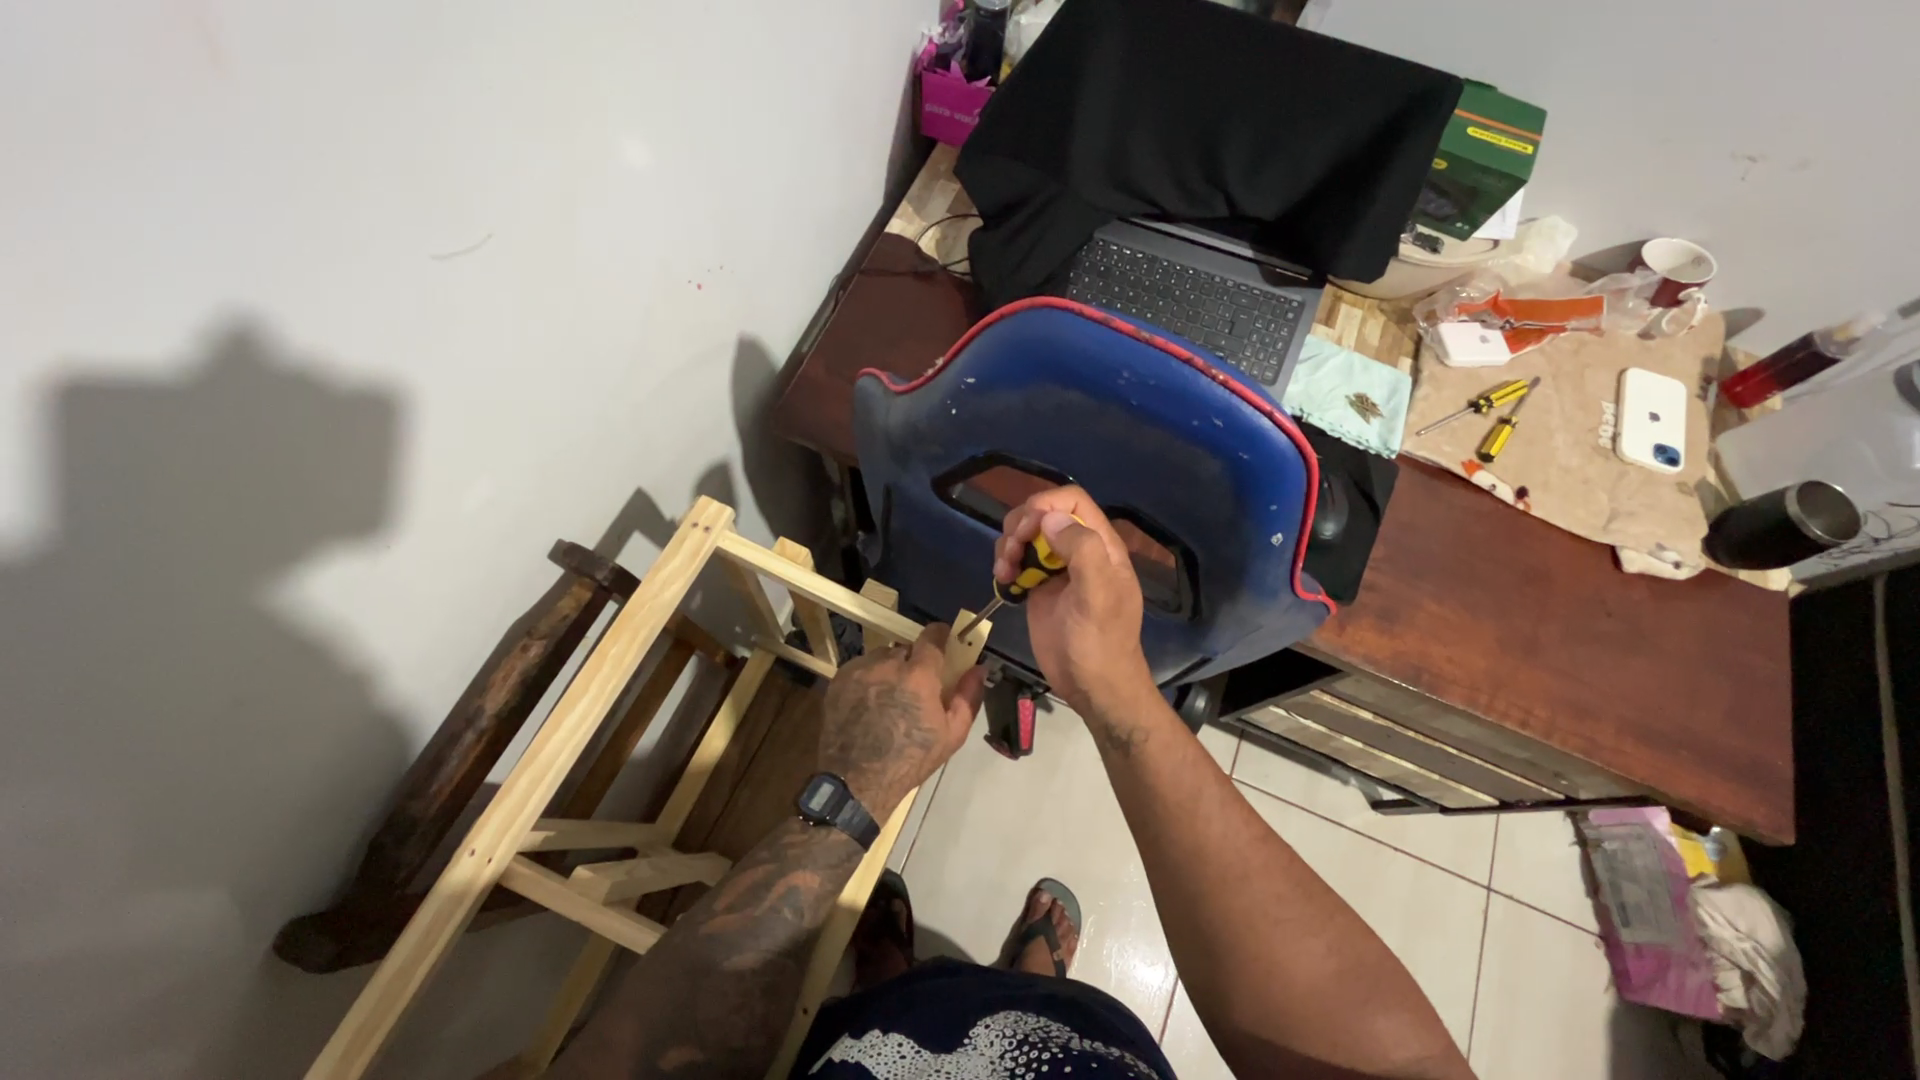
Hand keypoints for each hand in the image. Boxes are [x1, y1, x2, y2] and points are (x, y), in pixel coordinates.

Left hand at [819, 624, 987, 818]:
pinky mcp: (839, 680)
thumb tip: (979, 668)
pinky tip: (870, 703)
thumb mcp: (951, 734)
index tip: (946, 639)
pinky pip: (861, 668)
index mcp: (918, 675)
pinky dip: (869, 678)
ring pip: (882, 657)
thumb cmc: (911, 760)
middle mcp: (887, 664)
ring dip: (890, 668)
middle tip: (916, 686)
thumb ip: (968, 696)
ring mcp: (860, 670)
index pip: (932, 636)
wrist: (857, 780)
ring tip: (890, 696)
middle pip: (906, 648)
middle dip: (914, 662)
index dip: (941, 635)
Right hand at [995, 486, 1155, 717]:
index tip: (1028, 528)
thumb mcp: (1098, 594)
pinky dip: (1004, 563)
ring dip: (1008, 544)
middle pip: (1044, 513)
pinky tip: (1003, 581)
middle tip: (1013, 552)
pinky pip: (1017, 561)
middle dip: (1021, 525)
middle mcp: (1078, 551)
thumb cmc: (1099, 642)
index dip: (1046, 504)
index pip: (1073, 500)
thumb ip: (1082, 549)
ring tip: (1005, 570)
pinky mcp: (1038, 588)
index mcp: (1101, 546)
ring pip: (1026, 535)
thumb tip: (1050, 518)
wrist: (1092, 687)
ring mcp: (1056, 570)